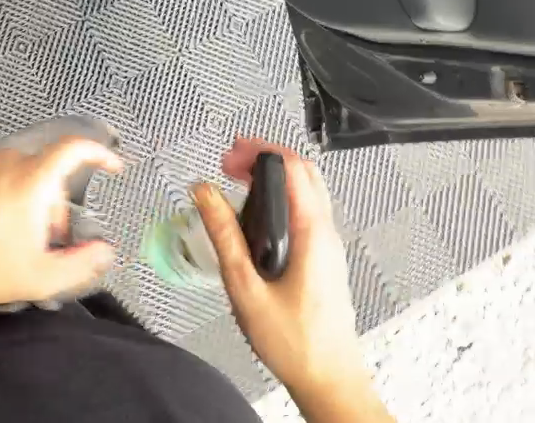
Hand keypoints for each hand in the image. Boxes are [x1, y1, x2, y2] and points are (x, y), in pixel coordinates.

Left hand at [0, 138, 122, 306]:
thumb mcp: (38, 277)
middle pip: (46, 172)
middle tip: (45, 240)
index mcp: (32, 179)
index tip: (113, 165)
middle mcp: (8, 160)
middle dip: (54, 203)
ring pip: (19, 174)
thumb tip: (106, 251)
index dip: (98, 153)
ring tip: (12, 237)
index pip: (74, 149)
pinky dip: (1, 192)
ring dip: (27, 199)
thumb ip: (80, 264)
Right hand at [191, 139, 368, 400]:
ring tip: (236, 180)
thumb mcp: (245, 286)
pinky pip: (306, 208)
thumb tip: (203, 191)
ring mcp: (328, 245)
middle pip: (304, 171)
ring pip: (307, 188)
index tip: (228, 157)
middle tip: (229, 163)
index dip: (259, 151)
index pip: (293, 167)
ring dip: (273, 174)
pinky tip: (254, 212)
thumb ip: (224, 234)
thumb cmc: (292, 342)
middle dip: (264, 156)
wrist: (330, 382)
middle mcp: (326, 233)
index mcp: (312, 233)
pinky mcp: (323, 257)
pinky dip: (279, 195)